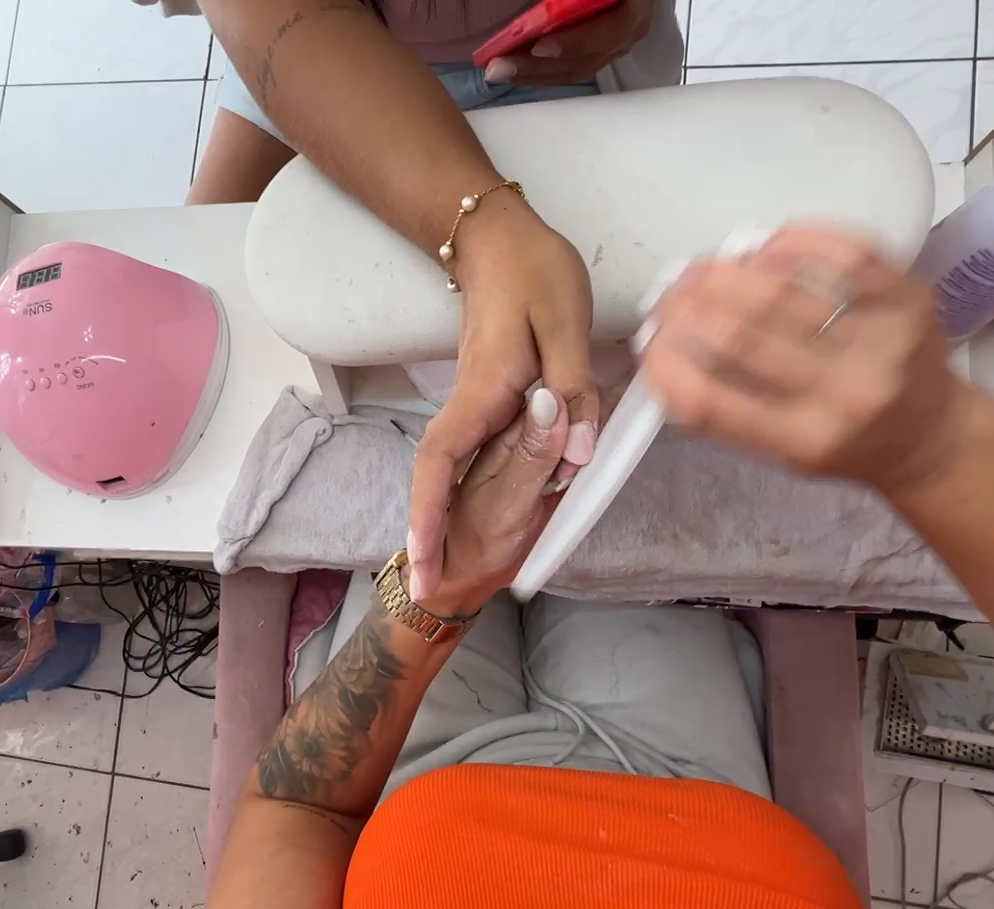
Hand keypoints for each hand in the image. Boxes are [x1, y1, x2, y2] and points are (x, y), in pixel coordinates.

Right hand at [408, 203, 596, 602]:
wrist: (498, 238)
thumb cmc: (533, 274)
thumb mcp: (566, 327)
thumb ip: (570, 395)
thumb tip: (575, 457)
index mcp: (484, 392)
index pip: (441, 461)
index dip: (427, 514)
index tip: (417, 561)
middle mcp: (468, 405)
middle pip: (435, 478)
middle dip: (425, 536)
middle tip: (423, 586)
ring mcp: (471, 404)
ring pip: (448, 470)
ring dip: (437, 520)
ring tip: (437, 568)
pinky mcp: (482, 401)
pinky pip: (467, 454)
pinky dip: (456, 491)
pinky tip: (461, 515)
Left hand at [483, 0, 656, 85]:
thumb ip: (566, 0)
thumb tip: (545, 8)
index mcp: (634, 9)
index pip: (605, 33)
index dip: (572, 43)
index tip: (538, 47)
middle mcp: (628, 33)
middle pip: (580, 61)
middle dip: (536, 68)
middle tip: (498, 68)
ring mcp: (615, 46)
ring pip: (572, 71)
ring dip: (532, 75)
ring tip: (497, 73)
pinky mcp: (599, 50)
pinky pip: (568, 68)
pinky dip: (541, 71)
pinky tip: (514, 71)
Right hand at [637, 226, 972, 495]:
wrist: (931, 436)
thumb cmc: (841, 445)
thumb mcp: (778, 450)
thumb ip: (727, 410)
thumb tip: (668, 352)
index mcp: (804, 441)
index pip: (714, 402)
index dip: (669, 368)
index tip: (648, 345)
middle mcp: (846, 394)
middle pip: (745, 337)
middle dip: (690, 309)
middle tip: (666, 295)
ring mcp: (884, 343)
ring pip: (786, 293)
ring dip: (728, 273)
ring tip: (699, 269)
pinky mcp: (911, 300)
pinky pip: (847, 256)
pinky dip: (794, 243)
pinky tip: (758, 245)